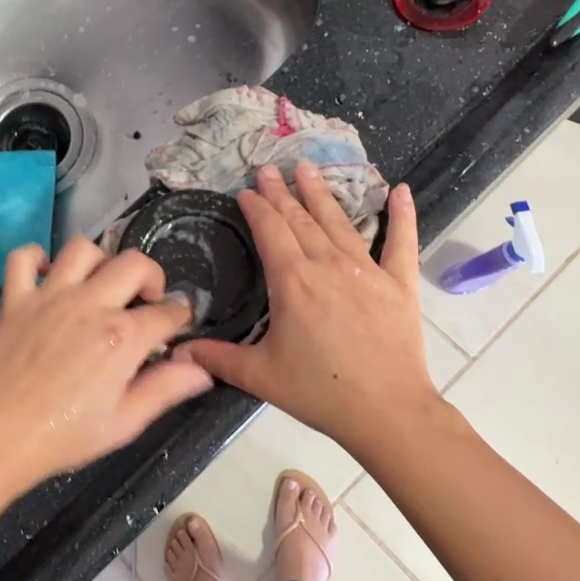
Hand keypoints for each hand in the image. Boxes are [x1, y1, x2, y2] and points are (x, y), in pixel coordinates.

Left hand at [0, 237, 211, 493]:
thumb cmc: (65, 436)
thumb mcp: (125, 422)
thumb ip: (166, 389)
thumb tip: (201, 369)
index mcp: (122, 337)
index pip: (167, 312)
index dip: (179, 317)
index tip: (176, 326)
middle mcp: (89, 304)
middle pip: (134, 264)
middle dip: (152, 277)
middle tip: (147, 300)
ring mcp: (50, 297)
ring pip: (83, 248)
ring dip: (100, 260)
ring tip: (102, 285)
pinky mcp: (16, 299)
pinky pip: (24, 257)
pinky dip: (37, 257)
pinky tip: (49, 276)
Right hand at [178, 161, 436, 447]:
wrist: (387, 412)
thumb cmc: (319, 392)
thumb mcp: (259, 375)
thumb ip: (218, 358)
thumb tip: (177, 353)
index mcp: (292, 281)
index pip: (270, 230)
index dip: (256, 207)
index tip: (246, 191)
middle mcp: (327, 265)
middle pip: (300, 219)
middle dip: (281, 192)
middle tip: (269, 168)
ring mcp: (366, 271)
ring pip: (339, 222)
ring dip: (321, 193)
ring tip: (307, 168)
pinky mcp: (398, 284)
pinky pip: (401, 242)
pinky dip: (402, 216)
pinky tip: (400, 191)